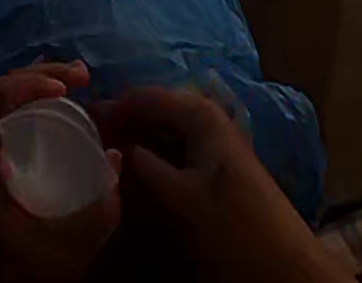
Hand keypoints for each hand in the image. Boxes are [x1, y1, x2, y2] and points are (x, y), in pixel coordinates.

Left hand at [0, 60, 121, 282]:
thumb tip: (115, 154)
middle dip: (46, 73)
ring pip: (3, 94)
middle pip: (4, 88)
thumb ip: (102, 203)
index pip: (0, 102)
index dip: (33, 82)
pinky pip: (4, 107)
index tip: (67, 87)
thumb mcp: (74, 243)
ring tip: (76, 78)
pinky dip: (32, 92)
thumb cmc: (30, 265)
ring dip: (40, 78)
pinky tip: (56, 89)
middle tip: (83, 75)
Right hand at [101, 87, 352, 282]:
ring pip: (161, 130)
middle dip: (120, 123)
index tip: (78, 124)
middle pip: (152, 110)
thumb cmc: (235, 229)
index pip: (144, 97)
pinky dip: (150, 156)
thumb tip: (113, 144)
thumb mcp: (182, 201)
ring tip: (101, 156)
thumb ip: (146, 169)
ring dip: (134, 140)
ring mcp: (211, 140)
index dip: (111, 109)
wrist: (284, 265)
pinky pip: (172, 148)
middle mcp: (205, 117)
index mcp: (198, 115)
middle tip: (85, 142)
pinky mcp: (212, 163)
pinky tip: (132, 173)